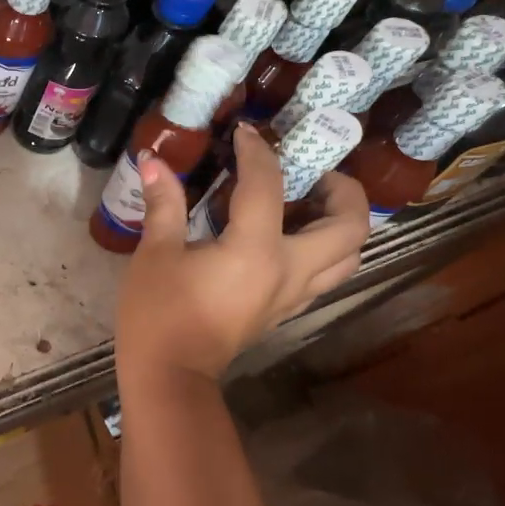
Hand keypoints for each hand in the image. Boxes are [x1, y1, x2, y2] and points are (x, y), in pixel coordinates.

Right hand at [116, 124, 369, 380]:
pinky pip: (325, 274)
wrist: (169, 372)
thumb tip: (155, 163)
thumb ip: (164, 206)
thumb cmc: (158, 312)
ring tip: (312, 205)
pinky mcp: (283, 310)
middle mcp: (290, 269)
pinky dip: (322, 249)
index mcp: (257, 249)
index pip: (267, 185)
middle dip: (342, 190)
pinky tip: (289, 239)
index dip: (257, 152)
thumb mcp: (155, 255)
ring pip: (349, 255)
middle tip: (313, 174)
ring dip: (342, 223)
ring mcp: (293, 293)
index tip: (246, 132)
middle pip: (349, 225)